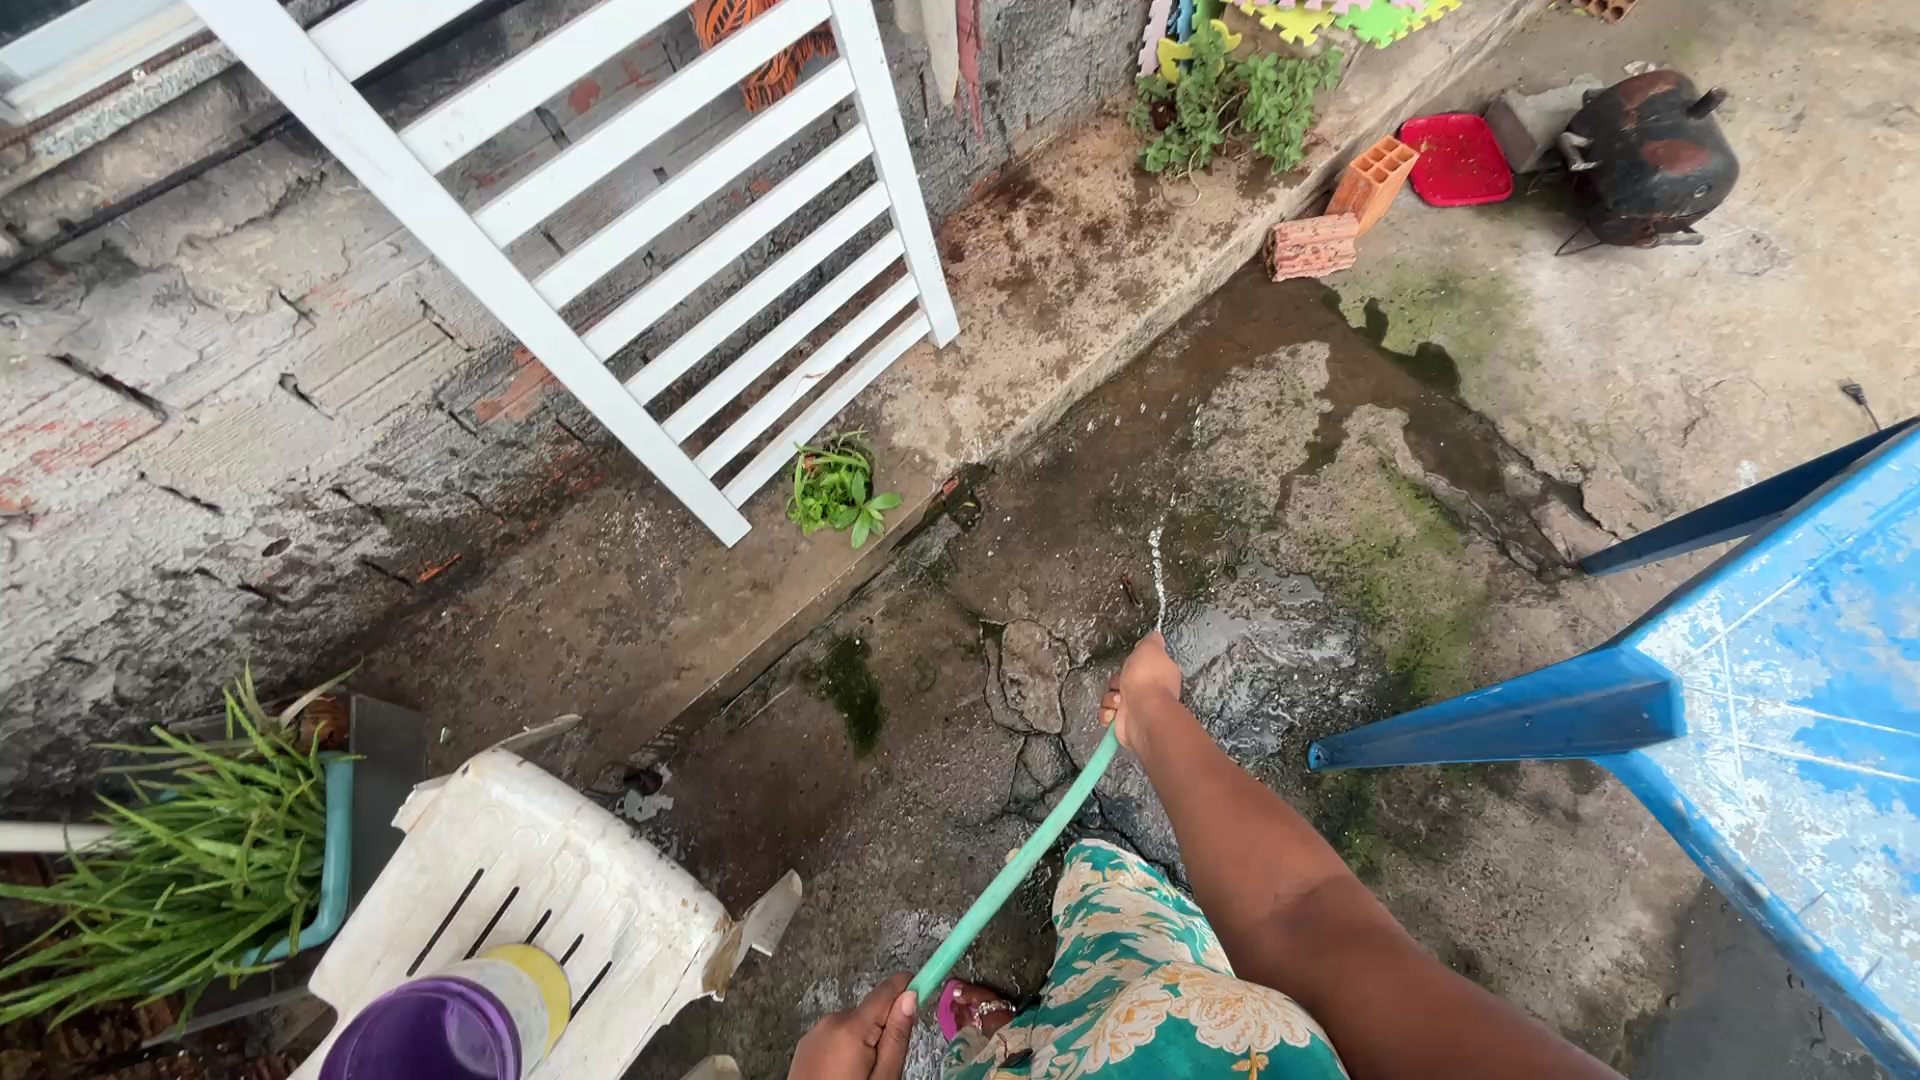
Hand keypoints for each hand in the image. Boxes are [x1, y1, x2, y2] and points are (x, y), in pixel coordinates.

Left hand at [788, 973, 916, 1079]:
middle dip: (883, 1030)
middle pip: (870, 1012)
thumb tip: (910, 996)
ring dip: (864, 1042)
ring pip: (853, 1025)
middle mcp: (830, 1020)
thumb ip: (896, 1038)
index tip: (923, 991)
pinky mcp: (804, 1045)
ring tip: (861, 1077)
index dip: (906, 988)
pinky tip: (842, 1076)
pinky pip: (835, 1036)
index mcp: (851, 1027)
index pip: (885, 991)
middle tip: (885, 1066)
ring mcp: (814, 1032)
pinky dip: (845, 1049)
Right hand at [1099, 631, 1181, 752]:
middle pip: (1120, 680)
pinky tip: (1114, 713)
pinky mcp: (1124, 723)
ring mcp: (1136, 708)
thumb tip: (1154, 636)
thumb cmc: (1147, 680)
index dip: (1130, 664)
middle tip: (1121, 684)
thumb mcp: (1151, 648)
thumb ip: (1151, 641)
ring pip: (1111, 697)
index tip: (1129, 664)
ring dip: (1110, 698)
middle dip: (1115, 681)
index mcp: (1157, 673)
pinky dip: (1107, 714)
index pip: (1138, 665)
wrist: (1143, 711)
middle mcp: (1148, 691)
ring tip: (1120, 701)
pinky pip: (1107, 714)